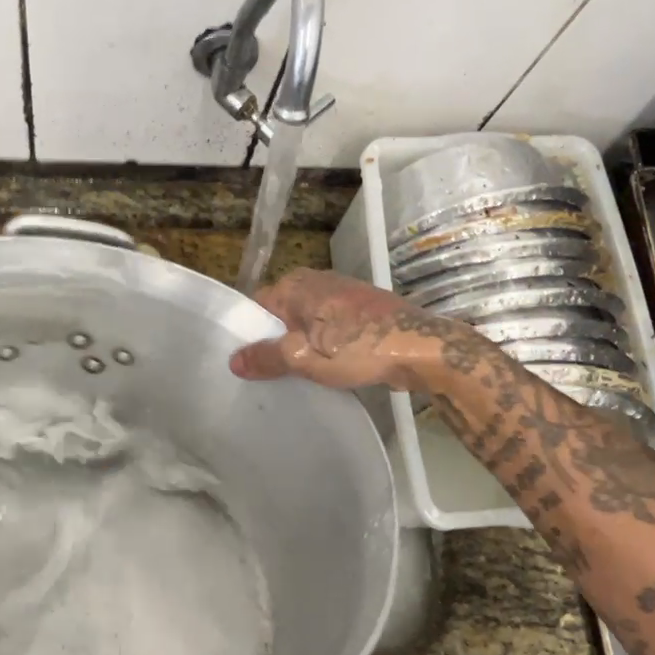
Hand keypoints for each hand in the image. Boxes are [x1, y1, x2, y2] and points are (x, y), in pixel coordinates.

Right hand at [229, 268, 445, 389]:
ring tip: (296, 373)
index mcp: (296, 286)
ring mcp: (342, 292)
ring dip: (302, 343)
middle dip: (276, 339)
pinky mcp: (362, 308)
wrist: (421, 348)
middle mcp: (316, 281)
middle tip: (269, 373)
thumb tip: (233, 361)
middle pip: (281, 313)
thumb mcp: (303, 359)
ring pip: (307, 320)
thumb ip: (266, 357)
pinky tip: (327, 365)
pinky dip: (324, 342)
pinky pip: (329, 325)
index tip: (248, 360)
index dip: (250, 333)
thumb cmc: (357, 349)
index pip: (256, 306)